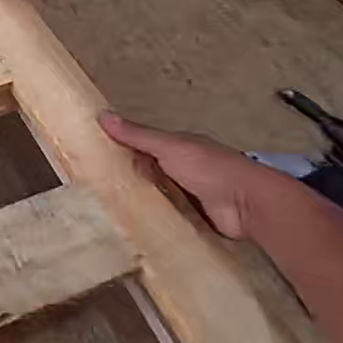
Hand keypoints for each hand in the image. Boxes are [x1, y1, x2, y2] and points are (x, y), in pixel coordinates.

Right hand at [98, 112, 295, 239]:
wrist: (248, 205)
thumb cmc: (209, 167)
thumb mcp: (169, 146)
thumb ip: (137, 135)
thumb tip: (101, 113)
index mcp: (179, 148)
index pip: (144, 146)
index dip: (121, 149)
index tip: (93, 157)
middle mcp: (183, 170)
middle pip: (149, 173)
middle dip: (128, 179)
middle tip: (93, 189)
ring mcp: (190, 197)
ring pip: (157, 197)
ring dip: (140, 202)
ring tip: (105, 212)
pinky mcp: (194, 221)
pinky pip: (168, 219)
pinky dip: (154, 222)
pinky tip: (131, 228)